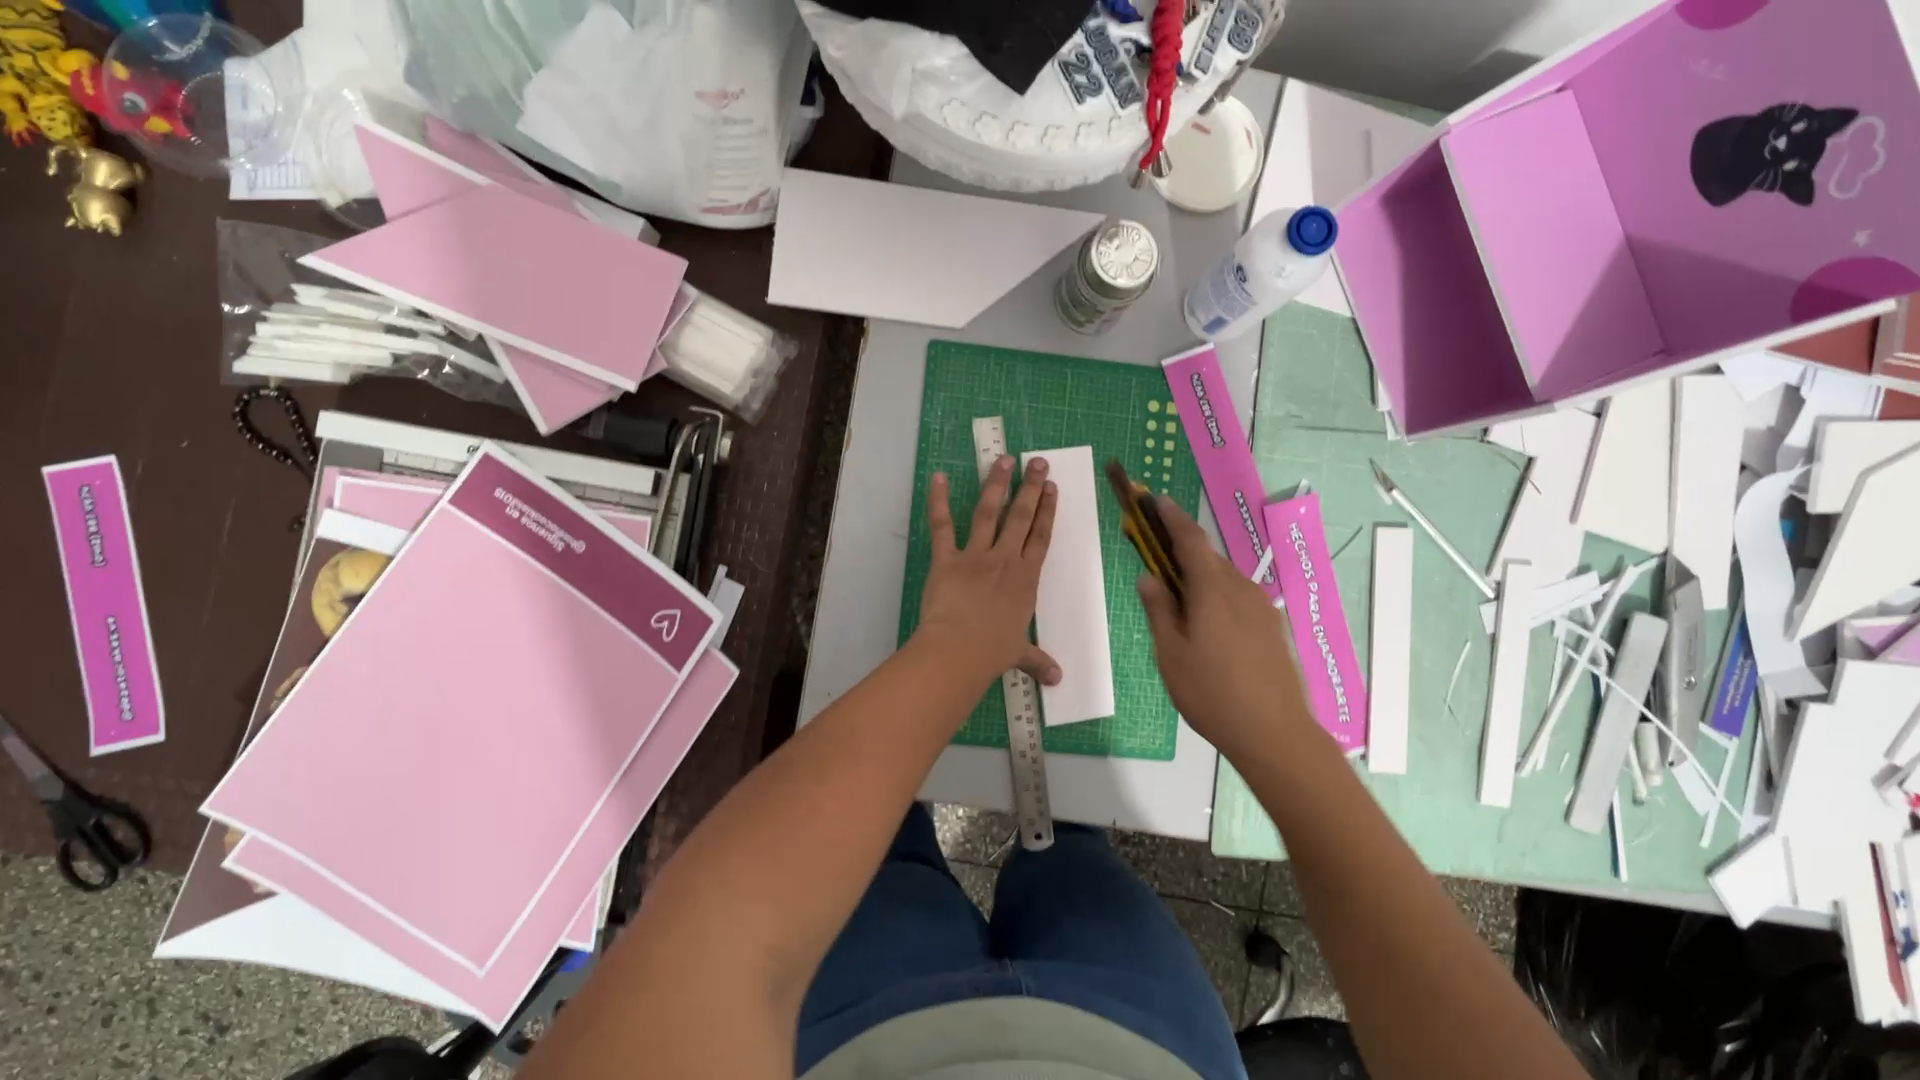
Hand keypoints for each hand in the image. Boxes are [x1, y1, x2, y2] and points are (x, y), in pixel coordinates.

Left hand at [914, 456, 1059, 686]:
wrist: (959, 650)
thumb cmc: (993, 652)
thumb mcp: (1019, 655)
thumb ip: (1037, 661)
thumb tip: (1056, 679)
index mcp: (1026, 579)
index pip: (1041, 537)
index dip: (1048, 511)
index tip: (1052, 488)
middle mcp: (1005, 560)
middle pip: (1022, 517)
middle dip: (1031, 487)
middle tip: (1037, 462)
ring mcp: (975, 556)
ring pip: (989, 513)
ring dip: (996, 485)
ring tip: (1003, 460)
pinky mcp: (946, 560)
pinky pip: (942, 526)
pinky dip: (938, 501)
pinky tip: (939, 478)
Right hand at [1135, 497, 1321, 761]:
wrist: (1275, 733)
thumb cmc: (1212, 694)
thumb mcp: (1171, 655)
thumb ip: (1159, 610)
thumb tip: (1149, 576)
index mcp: (1212, 591)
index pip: (1190, 540)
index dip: (1172, 517)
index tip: (1156, 500)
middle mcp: (1241, 590)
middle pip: (1208, 559)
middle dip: (1183, 553)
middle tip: (1157, 565)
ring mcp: (1262, 609)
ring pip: (1225, 580)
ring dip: (1201, 580)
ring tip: (1180, 607)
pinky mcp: (1273, 628)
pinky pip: (1239, 600)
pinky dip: (1218, 599)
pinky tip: (1209, 630)